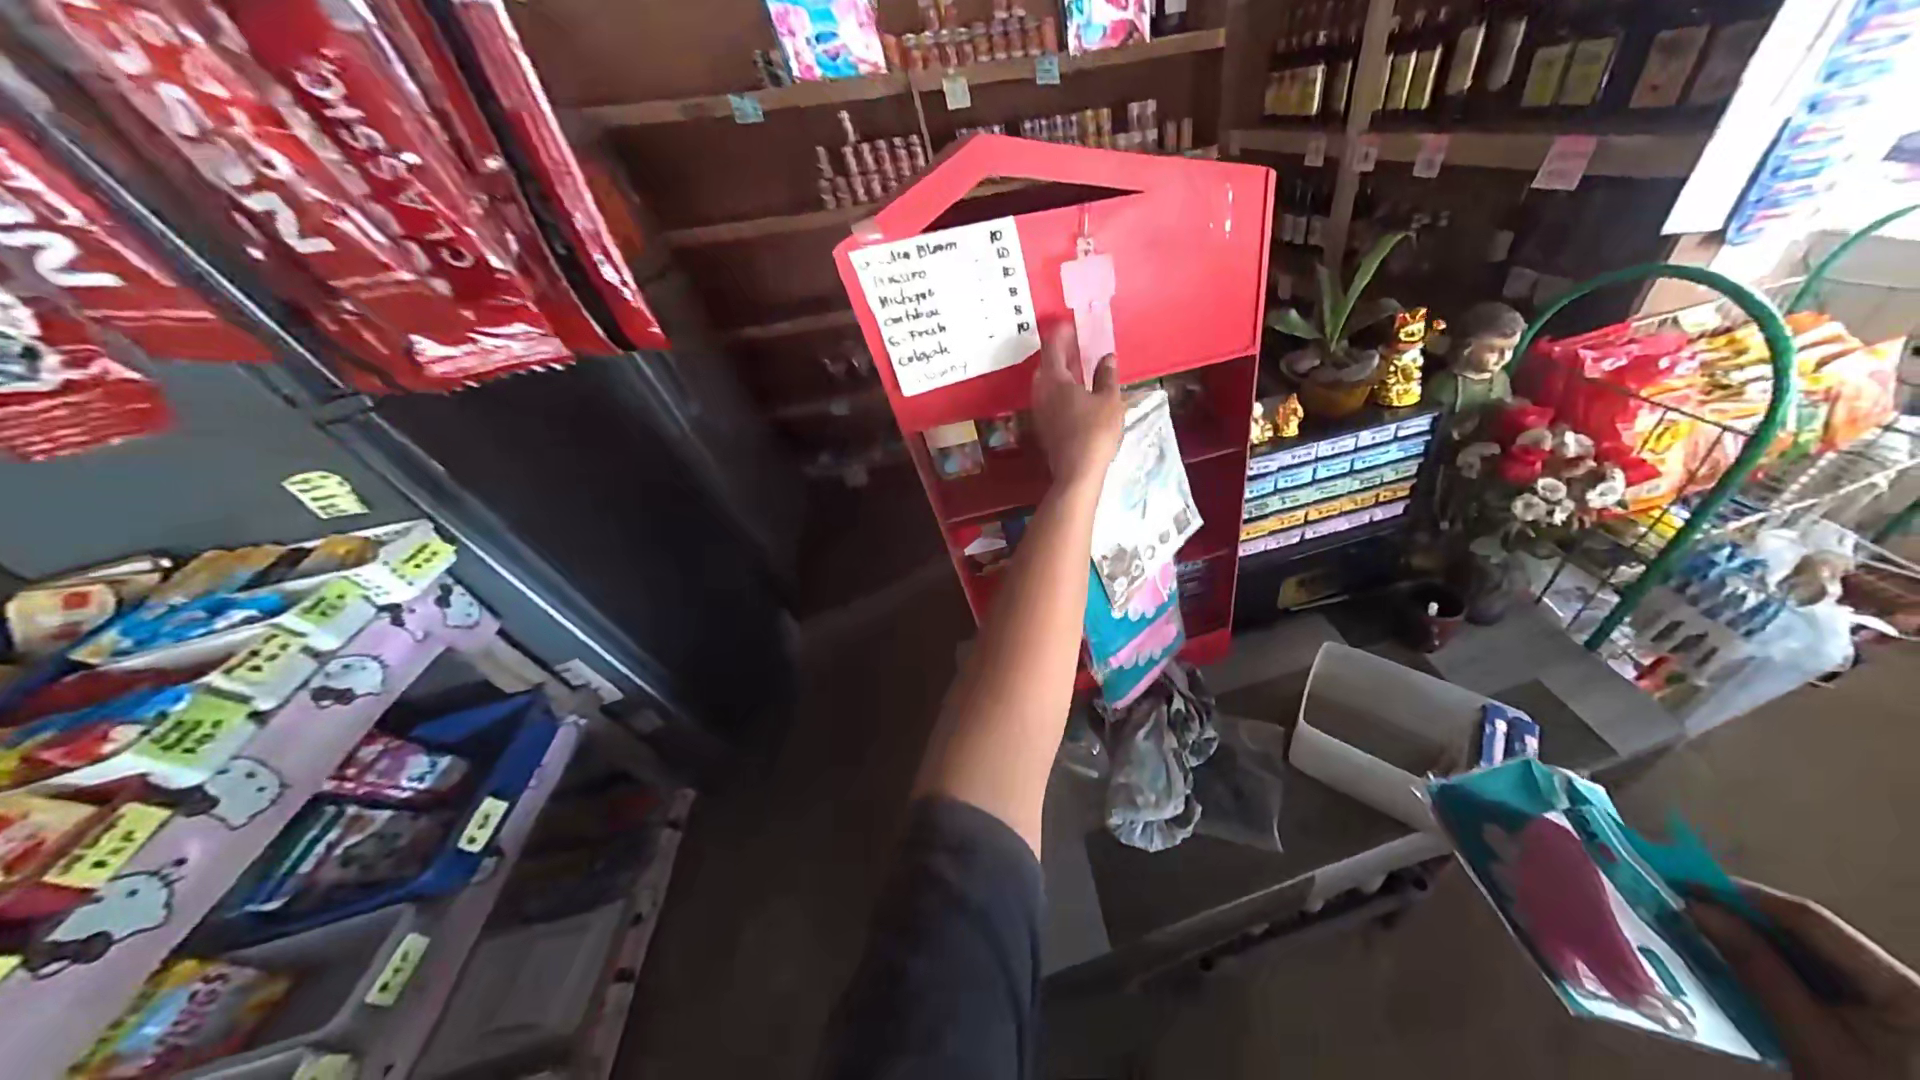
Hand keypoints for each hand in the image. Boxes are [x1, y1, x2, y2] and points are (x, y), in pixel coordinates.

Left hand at [1031, 322, 1122, 490]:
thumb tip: (1107, 358)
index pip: (1053, 345)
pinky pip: (1049, 396)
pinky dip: (1060, 387)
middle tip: (1080, 343)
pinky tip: (1076, 391)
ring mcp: (1039, 409)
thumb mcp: (1109, 400)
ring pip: (1046, 381)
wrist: (1077, 472)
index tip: (1074, 324)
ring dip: (1061, 370)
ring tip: (1080, 365)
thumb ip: (1107, 375)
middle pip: (1046, 362)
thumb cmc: (1095, 432)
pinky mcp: (1043, 424)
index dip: (1062, 332)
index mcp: (1054, 379)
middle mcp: (1041, 391)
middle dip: (1061, 350)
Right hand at [1691, 881, 1919, 1077]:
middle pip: (1808, 934)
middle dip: (1741, 916)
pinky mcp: (1872, 1017)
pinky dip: (1766, 964)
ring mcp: (1890, 1002)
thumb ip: (1757, 970)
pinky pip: (1811, 976)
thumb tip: (1694, 908)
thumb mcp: (1807, 1038)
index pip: (1809, 919)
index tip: (1682, 882)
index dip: (1743, 895)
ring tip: (1694, 926)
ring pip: (1806, 953)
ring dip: (1748, 939)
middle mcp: (1901, 983)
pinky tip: (1729, 961)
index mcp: (1901, 986)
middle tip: (1679, 901)